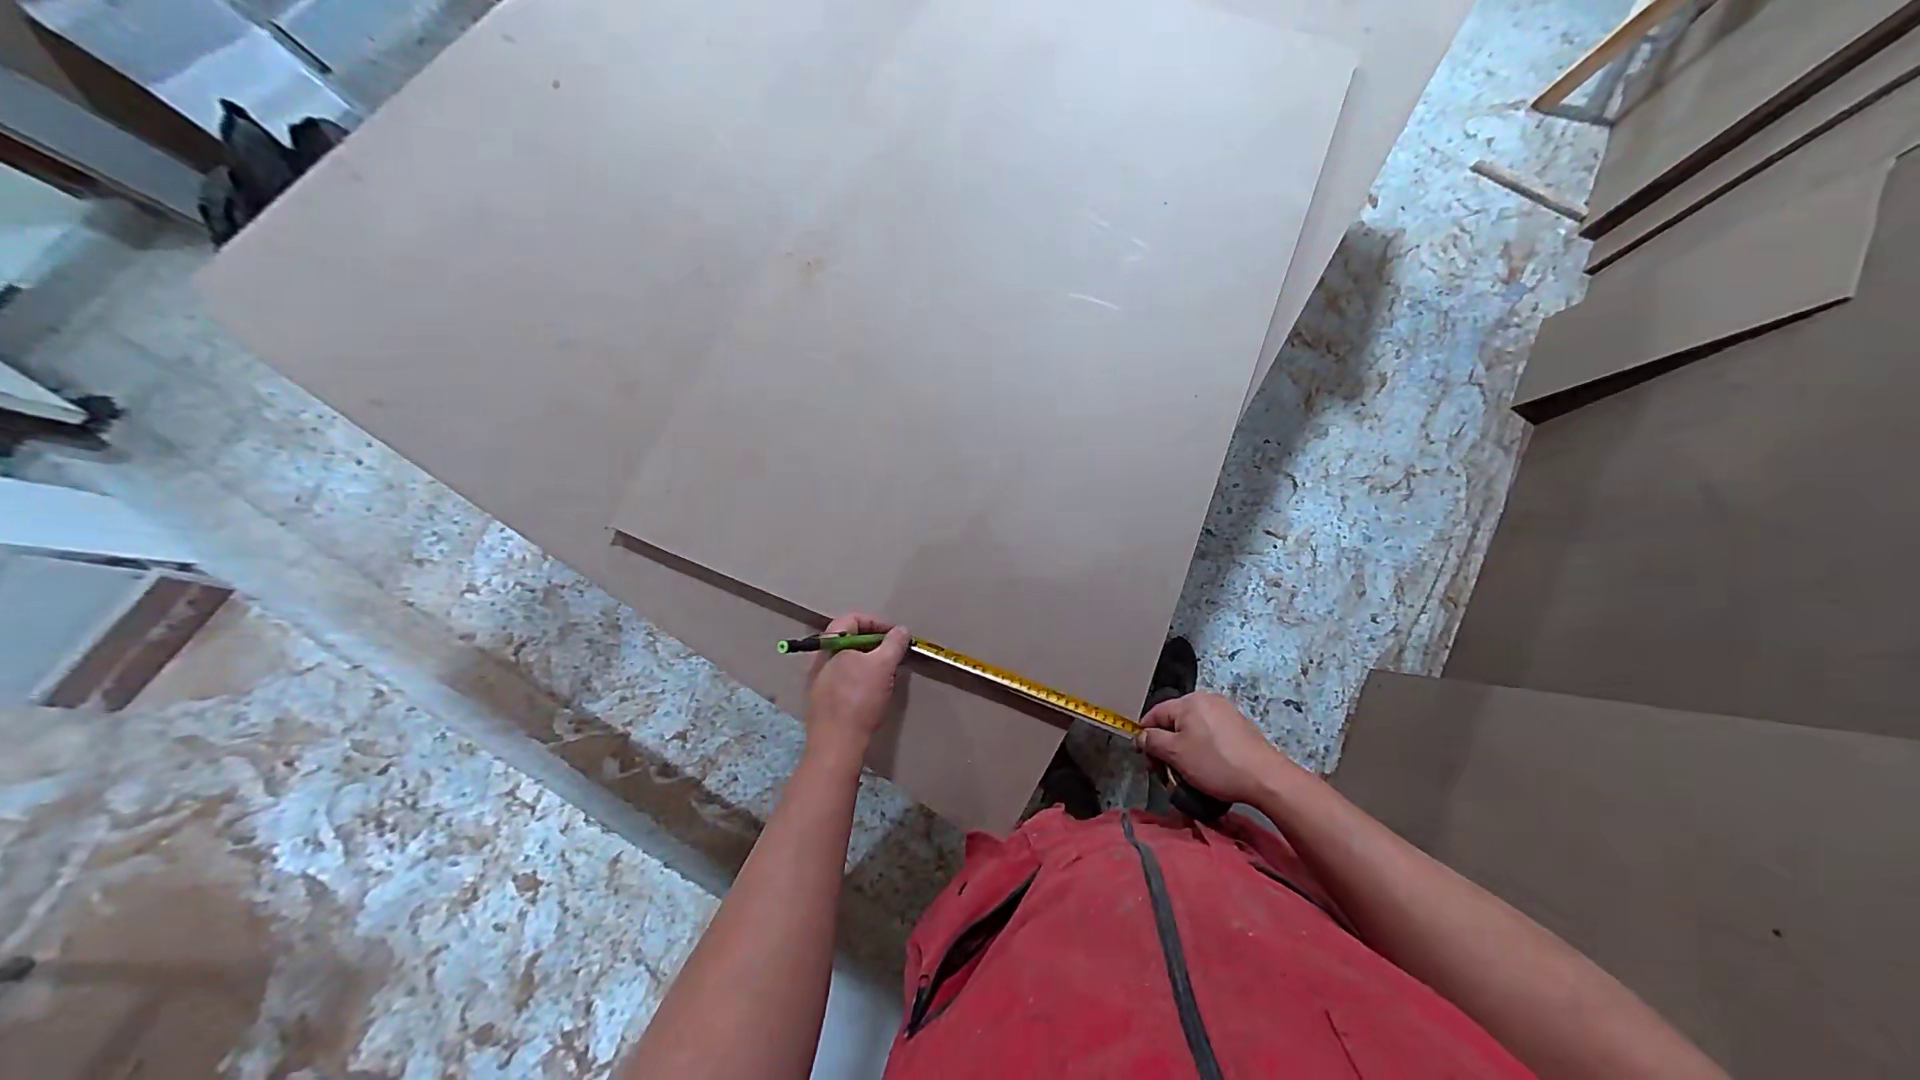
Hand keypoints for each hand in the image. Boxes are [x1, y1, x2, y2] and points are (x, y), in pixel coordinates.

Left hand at [803, 613, 909, 769]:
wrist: (837, 743)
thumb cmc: (859, 699)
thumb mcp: (884, 666)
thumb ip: (894, 644)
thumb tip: (900, 631)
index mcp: (828, 644)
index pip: (853, 619)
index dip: (877, 623)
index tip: (896, 636)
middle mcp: (817, 658)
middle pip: (849, 639)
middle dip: (874, 643)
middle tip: (893, 654)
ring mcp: (816, 680)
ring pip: (846, 661)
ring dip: (868, 662)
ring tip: (886, 674)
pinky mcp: (820, 700)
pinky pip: (842, 680)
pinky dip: (859, 679)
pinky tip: (871, 693)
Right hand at [1134, 692, 1298, 805]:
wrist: (1265, 778)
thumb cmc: (1215, 763)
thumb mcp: (1175, 754)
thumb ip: (1151, 741)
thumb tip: (1141, 736)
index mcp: (1189, 701)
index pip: (1154, 714)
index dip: (1144, 736)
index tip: (1146, 759)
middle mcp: (1207, 700)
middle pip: (1174, 721)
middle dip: (1165, 745)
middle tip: (1165, 770)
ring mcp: (1225, 712)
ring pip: (1191, 729)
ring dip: (1183, 748)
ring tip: (1186, 771)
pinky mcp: (1238, 727)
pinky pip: (1209, 734)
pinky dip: (1202, 748)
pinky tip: (1206, 766)